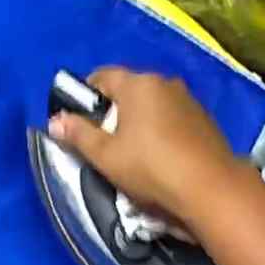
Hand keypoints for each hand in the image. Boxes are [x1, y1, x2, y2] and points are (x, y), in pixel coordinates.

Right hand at [47, 67, 257, 225]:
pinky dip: (160, 133)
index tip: (77, 121)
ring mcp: (188, 100)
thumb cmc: (149, 168)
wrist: (209, 188)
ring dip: (138, 124)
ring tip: (131, 155)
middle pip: (128, 91)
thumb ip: (79, 136)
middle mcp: (164, 82)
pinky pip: (171, 120)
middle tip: (102, 145)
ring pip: (152, 106)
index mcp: (137, 84)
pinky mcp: (203, 120)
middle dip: (112, 112)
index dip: (84, 95)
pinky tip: (158, 159)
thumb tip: (55, 121)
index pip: (101, 76)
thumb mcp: (105, 156)